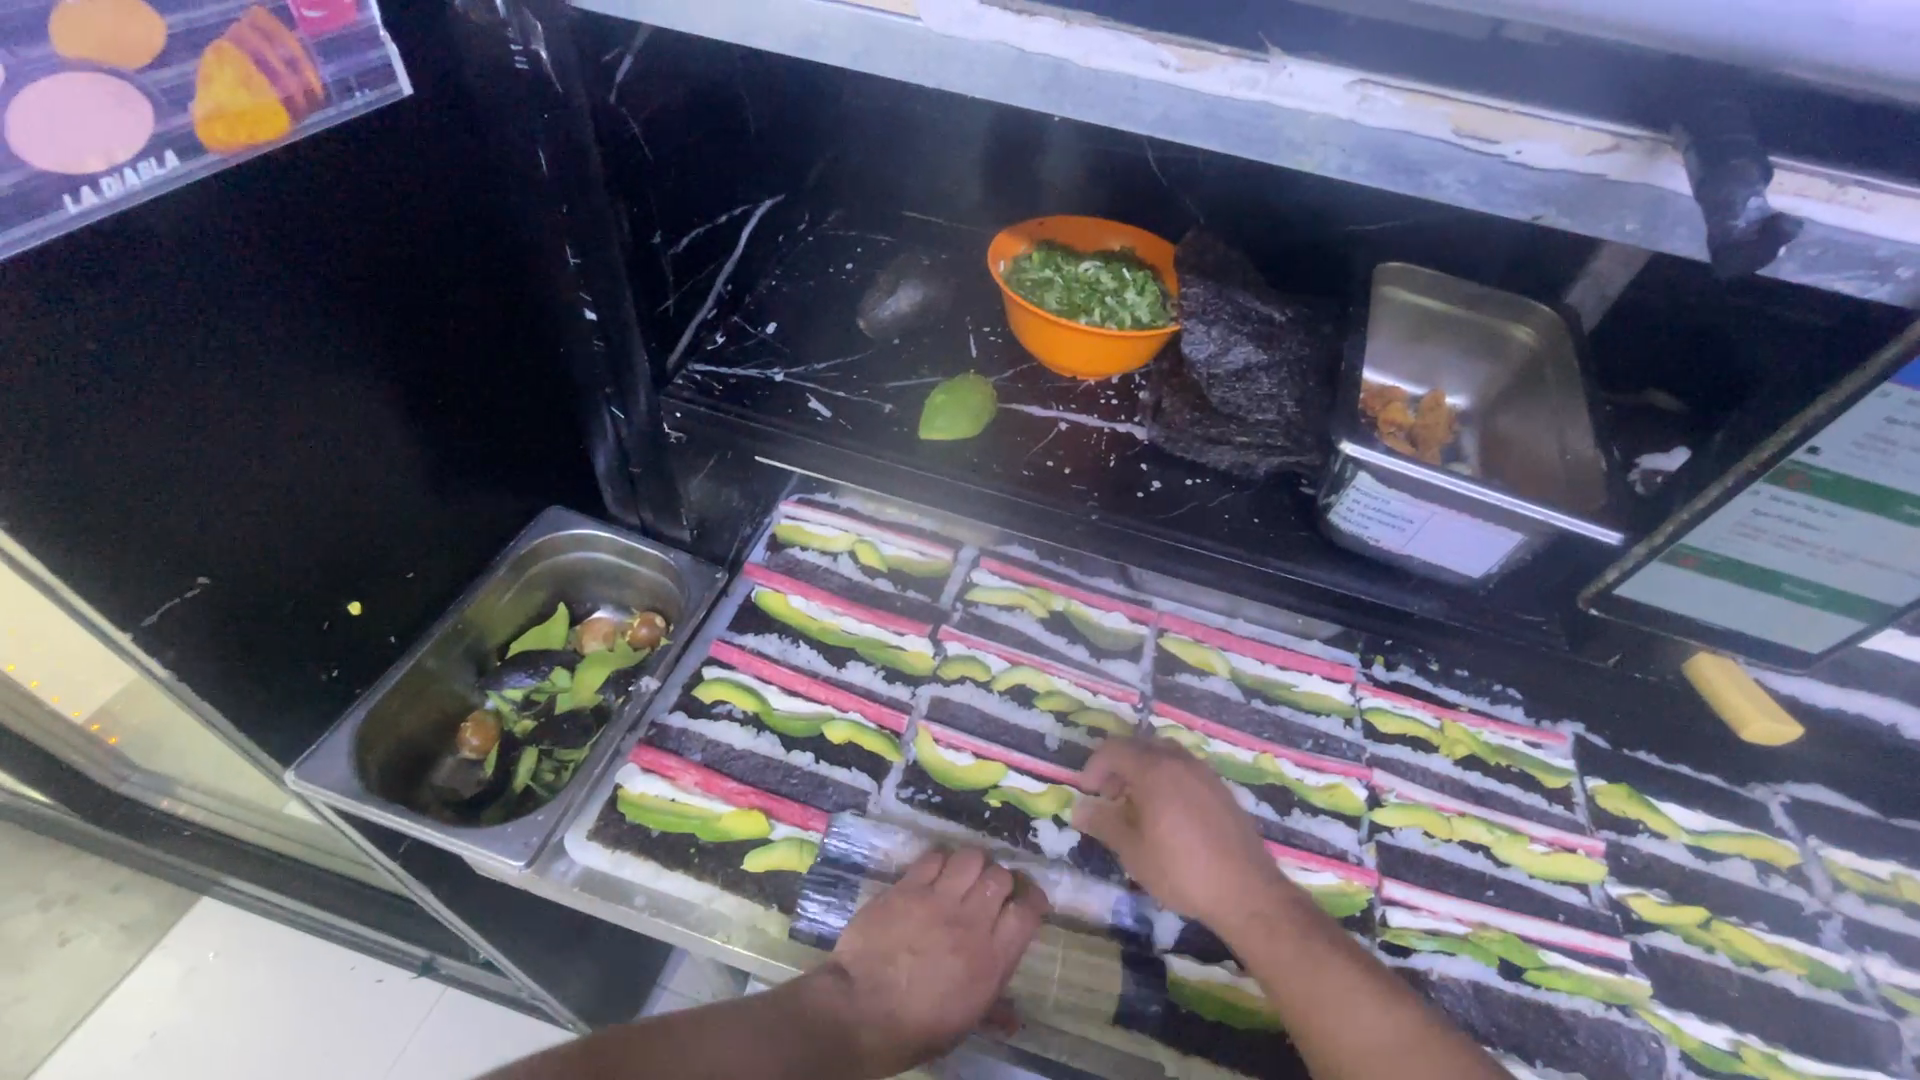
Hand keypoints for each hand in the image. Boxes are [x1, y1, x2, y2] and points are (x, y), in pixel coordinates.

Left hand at [808, 847, 1049, 1077]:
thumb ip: (993, 1010)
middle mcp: (970, 923)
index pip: (1026, 912)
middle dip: (1000, 879)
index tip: (1026, 899)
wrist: (859, 1011)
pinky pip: (933, 857)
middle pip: (1000, 877)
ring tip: (963, 875)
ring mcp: (937, 901)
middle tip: (989, 889)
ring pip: (970, 858)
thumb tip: (1013, 1018)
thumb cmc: (915, 1028)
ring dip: (972, 864)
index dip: (1032, 898)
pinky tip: (934, 872)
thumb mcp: (963, 1025)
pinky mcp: (906, 888)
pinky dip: (940, 860)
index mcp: (991, 960)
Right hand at [1073, 736, 1288, 933]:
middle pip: (1140, 747)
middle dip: (1118, 767)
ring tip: (1138, 807)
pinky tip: (1169, 817)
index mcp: (1154, 770)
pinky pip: (1186, 771)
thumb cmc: (1181, 870)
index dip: (1094, 767)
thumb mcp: (1133, 851)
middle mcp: (1180, 762)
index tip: (1088, 794)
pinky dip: (1168, 781)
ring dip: (1144, 772)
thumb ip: (1103, 823)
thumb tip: (1079, 809)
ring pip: (1165, 757)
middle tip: (1110, 798)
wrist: (1246, 891)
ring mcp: (1205, 774)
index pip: (1114, 750)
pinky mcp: (1222, 791)